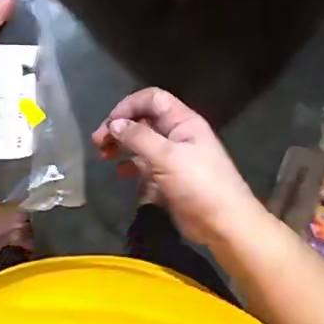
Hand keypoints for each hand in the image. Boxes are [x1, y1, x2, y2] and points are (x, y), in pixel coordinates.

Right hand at [92, 88, 265, 246]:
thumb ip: (138, 137)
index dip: (129, 106)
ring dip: (122, 146)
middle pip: (143, 121)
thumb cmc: (199, 184)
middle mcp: (177, 135)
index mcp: (182, 121)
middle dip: (120, 128)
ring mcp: (174, 157)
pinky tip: (120, 174)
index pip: (151, 99)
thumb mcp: (166, 157)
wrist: (225, 225)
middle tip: (98, 143)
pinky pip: (146, 167)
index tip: (110, 123)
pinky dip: (132, 167)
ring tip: (104, 156)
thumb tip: (114, 124)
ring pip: (142, 143)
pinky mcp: (170, 179)